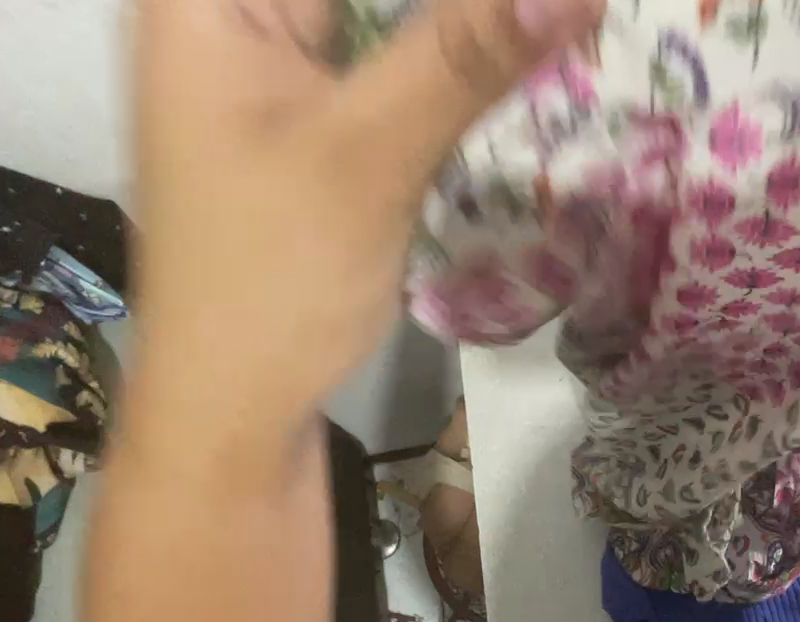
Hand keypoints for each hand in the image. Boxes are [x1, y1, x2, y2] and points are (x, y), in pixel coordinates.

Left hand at [128, 0, 603, 442]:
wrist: (239, 405)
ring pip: (386, 17)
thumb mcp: (367, 156)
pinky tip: (515, 69)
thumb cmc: (274, 280)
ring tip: (557, 25)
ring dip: (465, 26)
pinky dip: (452, 69)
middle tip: (562, 12)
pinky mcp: (318, 129)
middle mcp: (236, 11)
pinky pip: (393, 70)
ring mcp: (280, 73)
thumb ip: (466, 56)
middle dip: (470, 6)